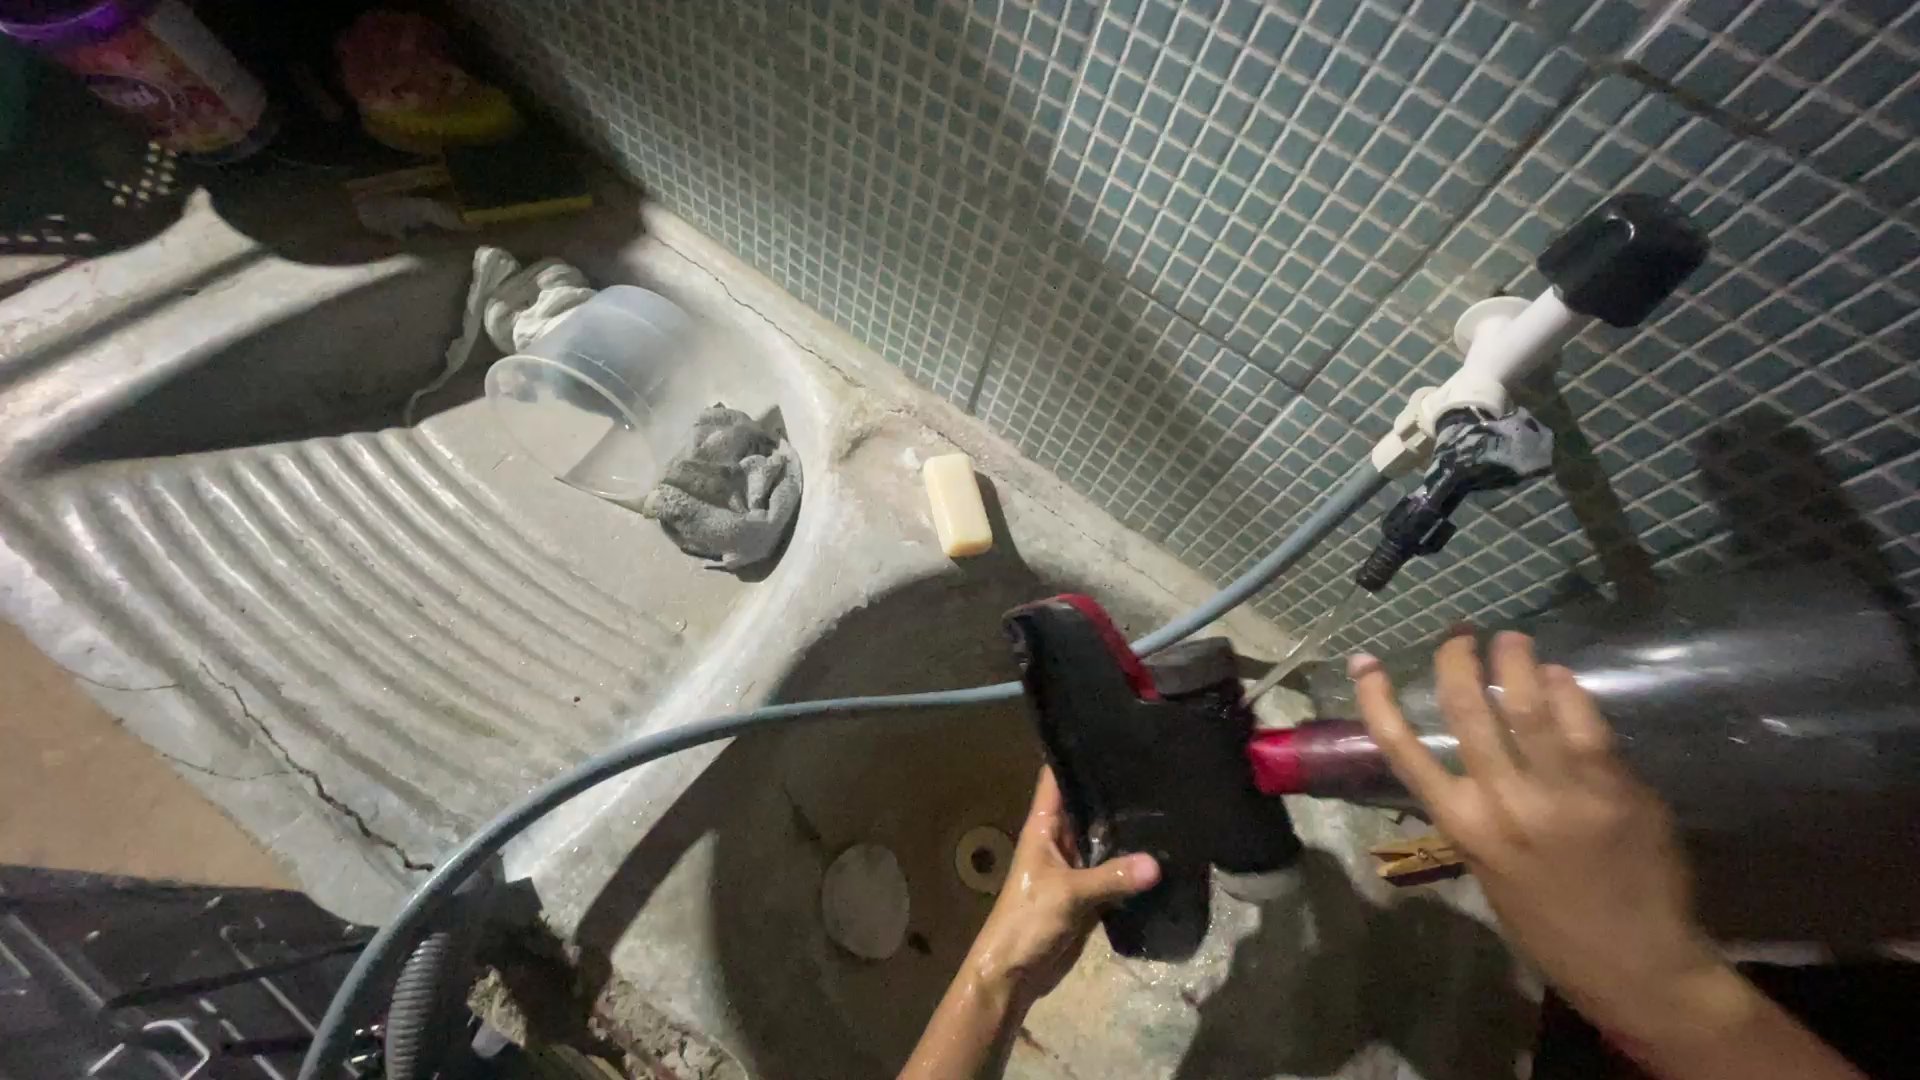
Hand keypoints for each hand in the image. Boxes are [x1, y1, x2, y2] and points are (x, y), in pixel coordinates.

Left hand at [901, 770, 1159, 1078]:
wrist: (1015, 971)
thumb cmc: (1028, 919)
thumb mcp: (1069, 894)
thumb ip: (1112, 877)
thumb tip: (1157, 862)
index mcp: (1043, 826)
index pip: (1056, 779)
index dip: (1074, 755)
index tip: (1105, 733)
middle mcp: (1059, 838)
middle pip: (1086, 806)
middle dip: (1112, 791)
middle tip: (1153, 766)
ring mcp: (1074, 865)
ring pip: (1102, 838)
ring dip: (1125, 829)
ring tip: (1166, 802)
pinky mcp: (1088, 892)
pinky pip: (1112, 869)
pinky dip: (1131, 863)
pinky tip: (1161, 851)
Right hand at [1349, 631, 1726, 1040]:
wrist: (1634, 963)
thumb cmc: (1544, 916)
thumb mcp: (1485, 861)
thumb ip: (1476, 802)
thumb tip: (1479, 742)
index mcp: (1460, 822)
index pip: (1401, 746)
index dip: (1376, 698)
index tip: (1365, 661)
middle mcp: (1503, 800)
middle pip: (1466, 710)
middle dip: (1457, 661)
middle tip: (1459, 634)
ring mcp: (1561, 792)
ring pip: (1527, 706)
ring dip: (1516, 661)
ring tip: (1510, 639)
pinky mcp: (1614, 790)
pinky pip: (1583, 725)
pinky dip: (1568, 691)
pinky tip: (1561, 676)